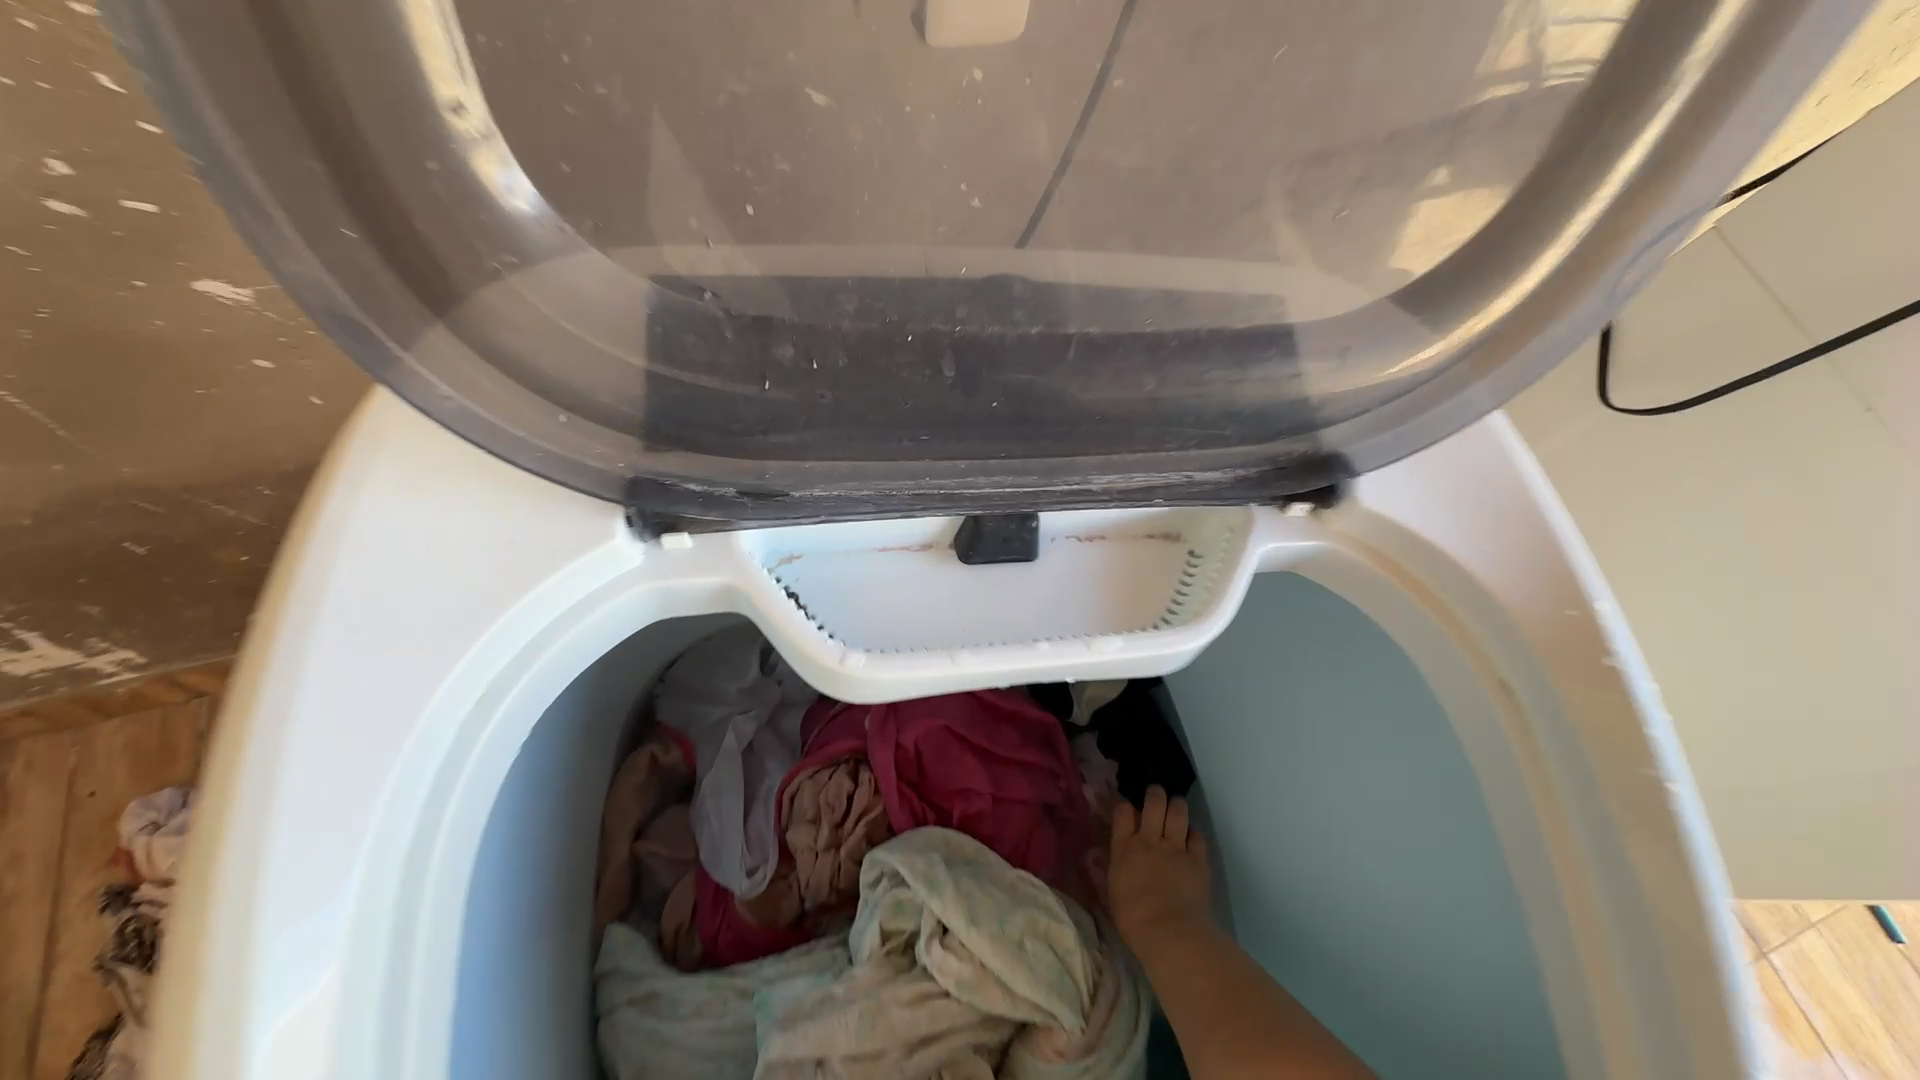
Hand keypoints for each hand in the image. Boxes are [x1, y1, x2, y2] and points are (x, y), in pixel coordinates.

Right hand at [1108, 785, 1211, 950]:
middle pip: (1154, 803)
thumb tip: (1093, 859)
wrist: (1170, 932)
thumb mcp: (1110, 895)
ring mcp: (1176, 847)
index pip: (1122, 812)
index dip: (1125, 806)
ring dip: (1177, 806)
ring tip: (1176, 806)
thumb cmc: (1133, 919)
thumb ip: (1103, 873)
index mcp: (1124, 848)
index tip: (1127, 810)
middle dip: (1155, 793)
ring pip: (1178, 812)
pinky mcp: (1198, 859)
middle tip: (1156, 793)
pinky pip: (1198, 836)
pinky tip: (1192, 838)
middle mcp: (1150, 840)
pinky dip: (1194, 834)